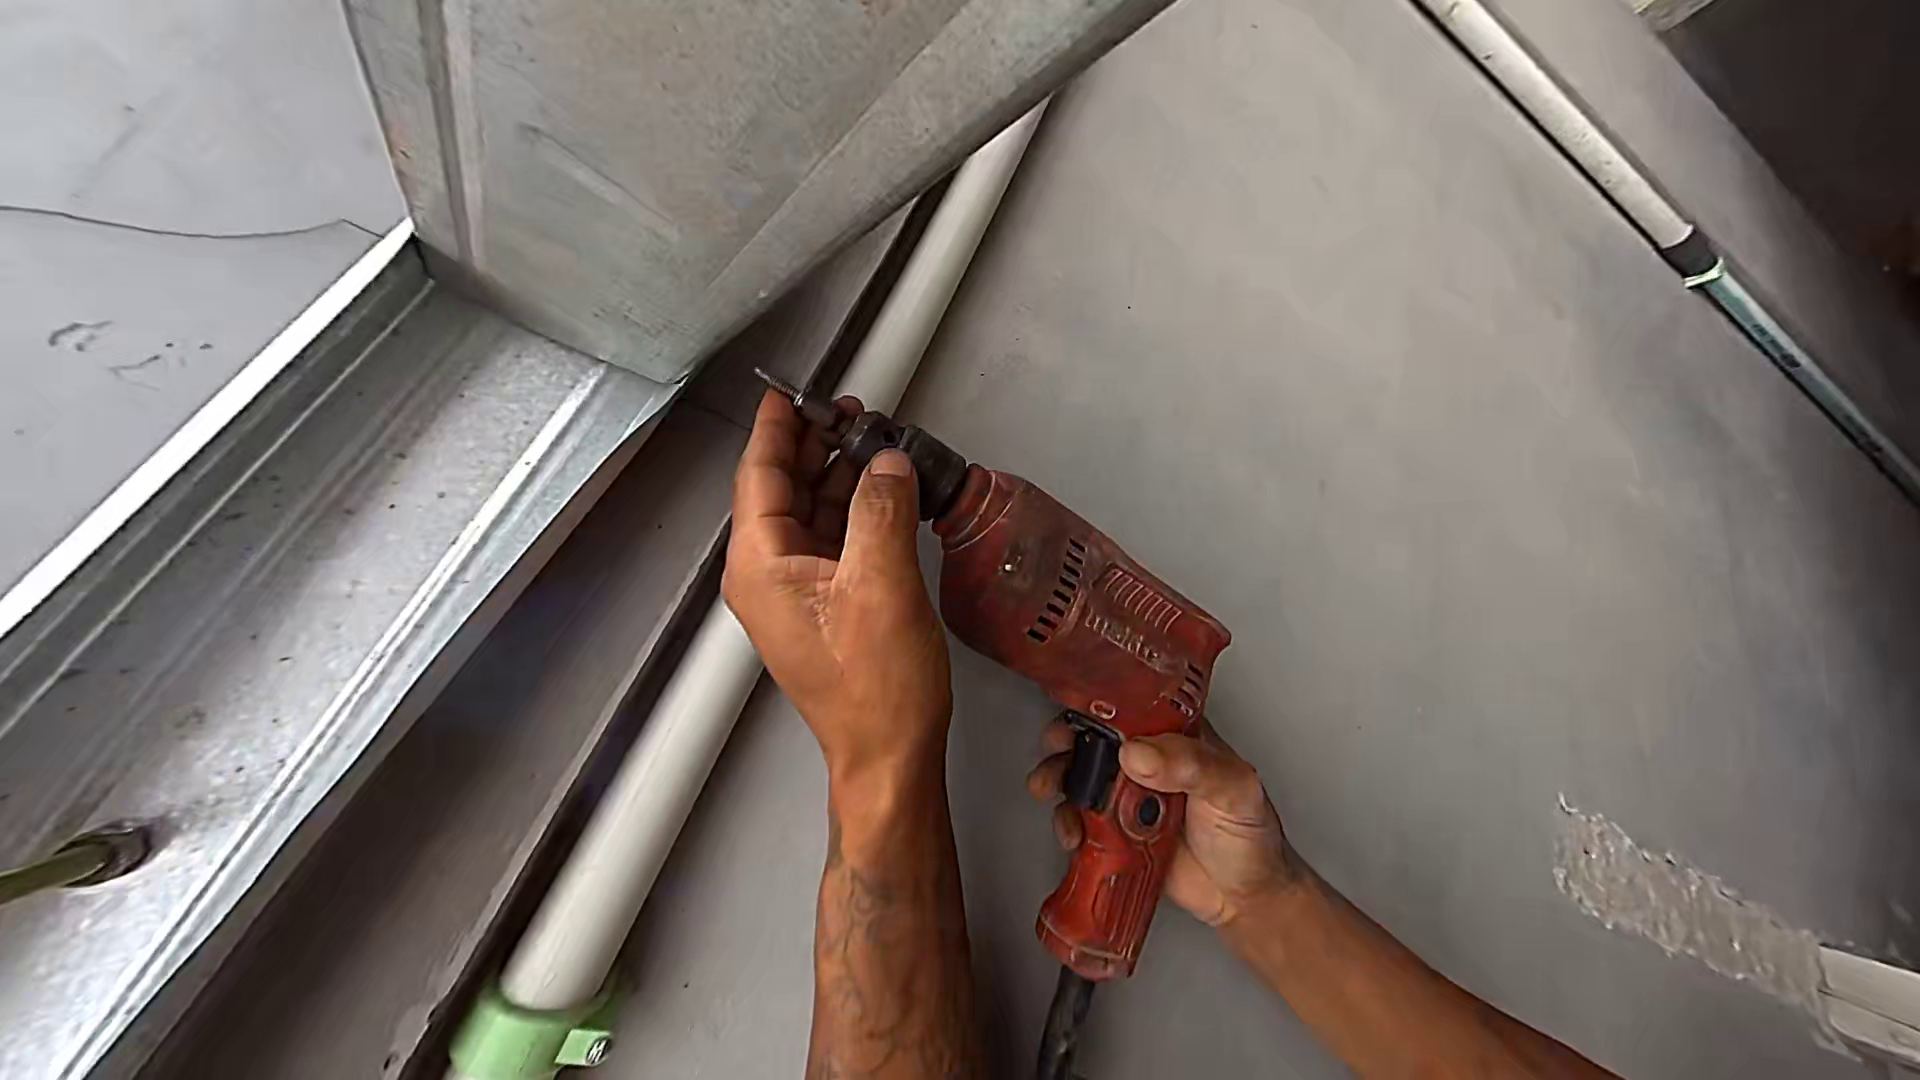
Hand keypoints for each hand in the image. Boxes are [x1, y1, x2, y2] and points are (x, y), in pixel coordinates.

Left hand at [723, 390, 952, 781]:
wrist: (890, 751)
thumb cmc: (877, 685)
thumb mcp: (881, 584)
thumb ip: (881, 510)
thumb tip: (888, 462)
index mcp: (762, 566)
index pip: (759, 477)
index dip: (776, 429)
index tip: (789, 394)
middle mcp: (770, 575)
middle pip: (784, 490)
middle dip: (815, 447)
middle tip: (849, 413)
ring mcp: (798, 591)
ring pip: (812, 513)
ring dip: (840, 476)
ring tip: (872, 443)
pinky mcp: (828, 603)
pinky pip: (835, 539)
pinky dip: (856, 510)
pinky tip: (883, 491)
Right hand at [1027, 718, 1293, 927]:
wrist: (1247, 899)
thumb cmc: (1251, 833)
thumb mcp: (1232, 787)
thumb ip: (1192, 765)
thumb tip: (1137, 752)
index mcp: (1172, 735)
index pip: (1128, 706)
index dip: (1095, 705)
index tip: (1075, 712)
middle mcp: (1145, 759)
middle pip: (1092, 738)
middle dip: (1064, 741)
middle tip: (1055, 749)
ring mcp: (1126, 796)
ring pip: (1079, 776)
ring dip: (1057, 779)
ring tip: (1050, 791)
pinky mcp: (1115, 831)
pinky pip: (1080, 820)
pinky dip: (1067, 823)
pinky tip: (1073, 834)